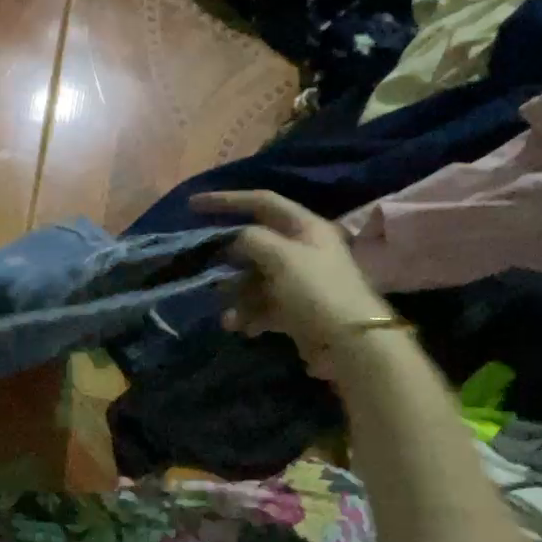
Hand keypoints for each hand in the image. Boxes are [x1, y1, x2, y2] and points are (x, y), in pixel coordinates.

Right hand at [191, 189, 395, 377]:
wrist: (348, 342)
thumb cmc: (315, 290)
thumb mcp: (281, 256)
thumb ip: (251, 240)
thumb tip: (233, 241)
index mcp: (305, 228)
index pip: (262, 202)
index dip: (227, 200)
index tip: (193, 205)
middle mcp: (301, 249)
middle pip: (253, 244)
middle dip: (227, 261)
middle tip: (204, 269)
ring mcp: (297, 280)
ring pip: (252, 279)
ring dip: (236, 295)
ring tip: (229, 314)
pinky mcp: (292, 307)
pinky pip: (259, 305)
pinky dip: (247, 314)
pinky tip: (242, 327)